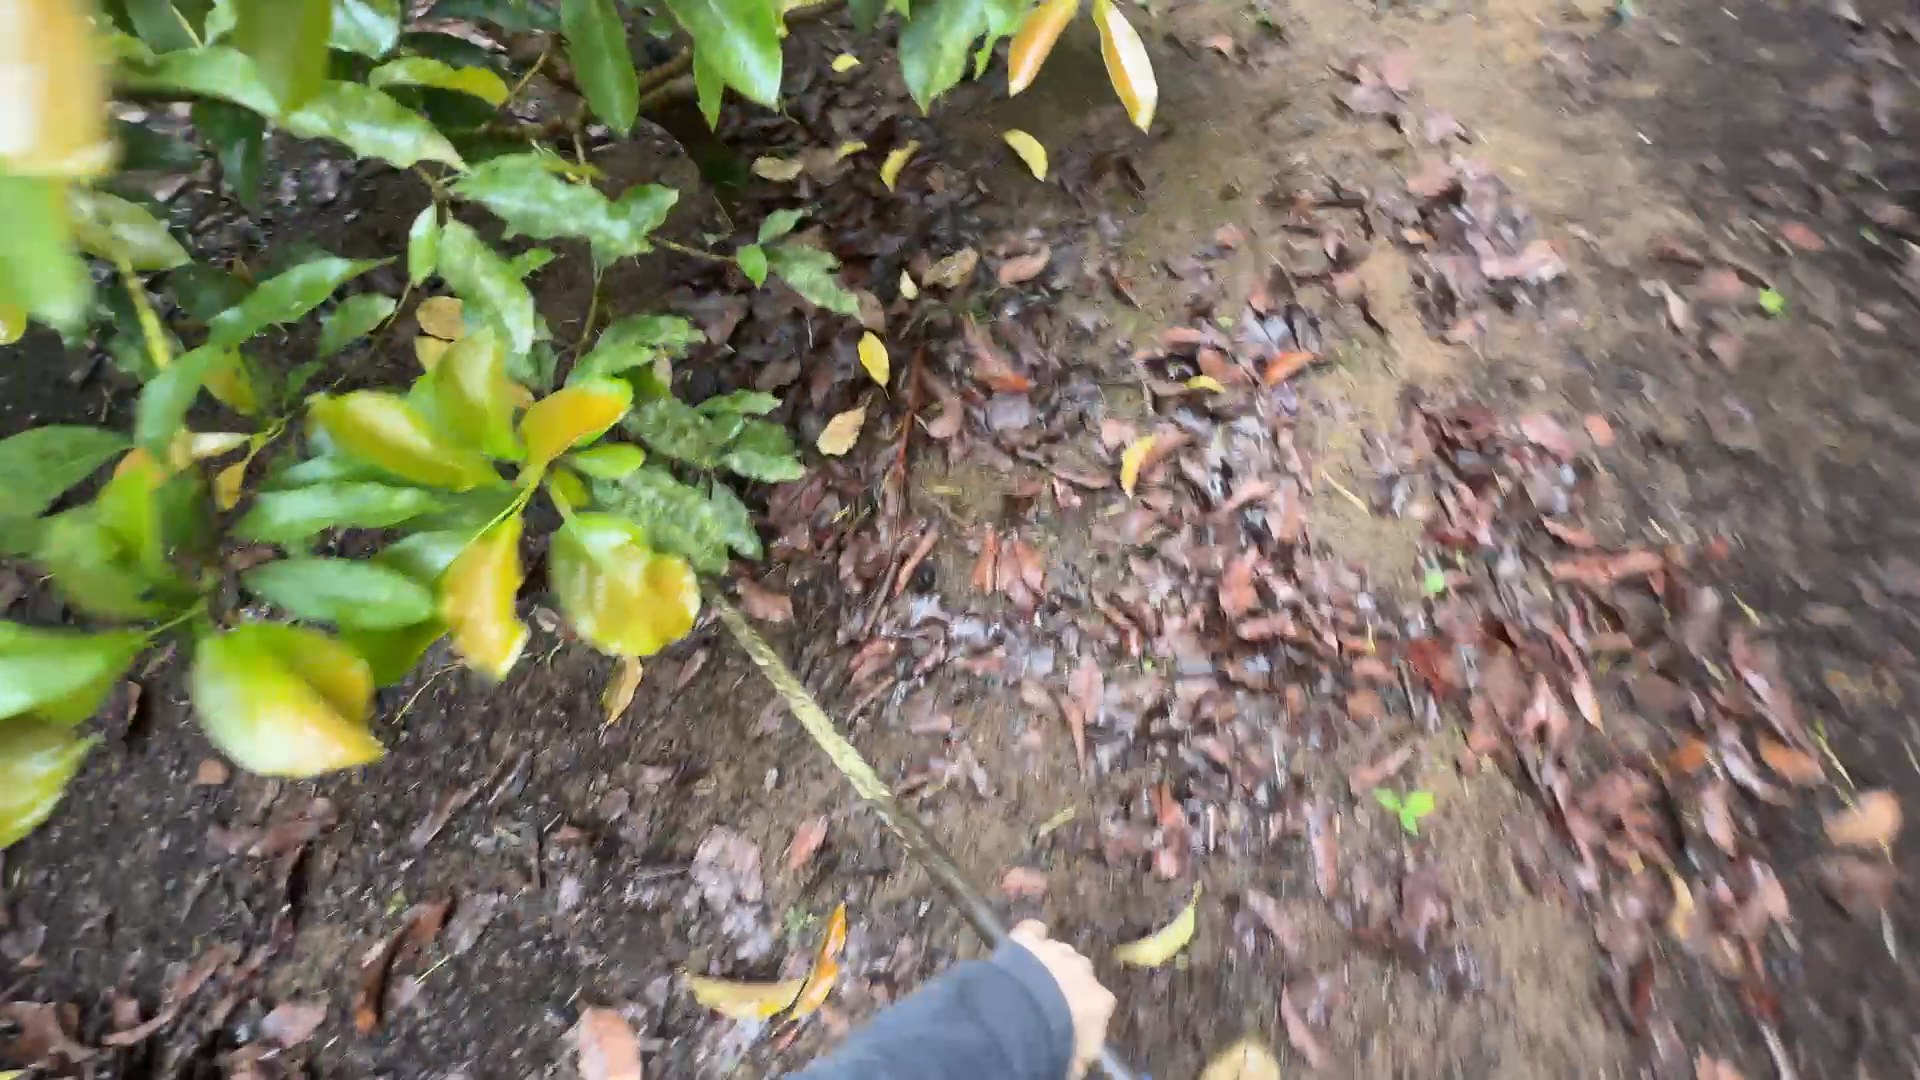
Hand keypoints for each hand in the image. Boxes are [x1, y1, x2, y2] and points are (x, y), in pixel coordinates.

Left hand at [1009, 920, 1116, 1078]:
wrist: (1023, 1018)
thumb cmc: (1056, 1045)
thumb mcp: (1077, 1062)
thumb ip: (1083, 1051)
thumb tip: (1079, 1054)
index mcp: (1100, 1000)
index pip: (1100, 1003)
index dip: (1085, 1011)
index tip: (1073, 1022)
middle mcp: (1083, 969)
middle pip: (1080, 971)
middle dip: (1068, 983)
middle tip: (1050, 1001)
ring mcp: (1056, 949)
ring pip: (1058, 951)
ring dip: (1049, 962)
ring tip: (1032, 980)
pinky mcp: (1031, 938)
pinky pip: (1034, 930)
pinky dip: (1032, 934)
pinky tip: (1029, 940)